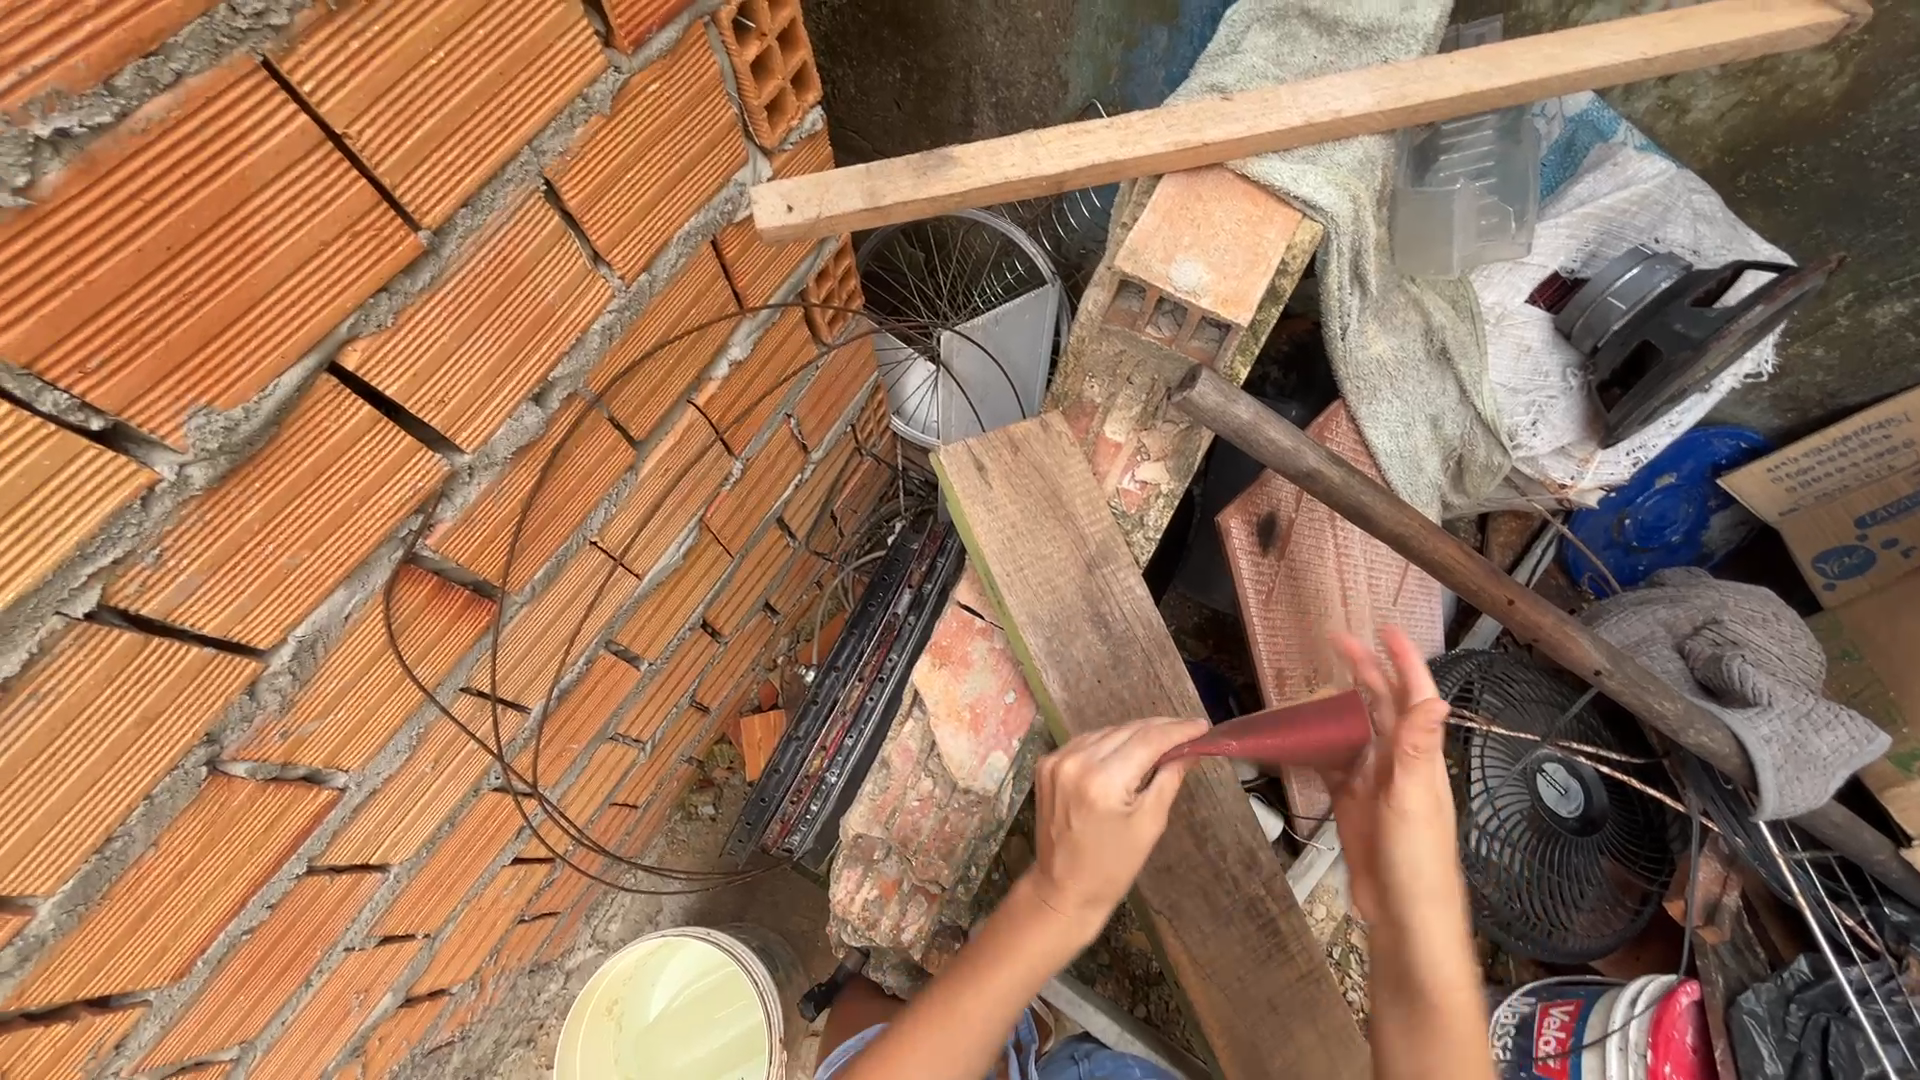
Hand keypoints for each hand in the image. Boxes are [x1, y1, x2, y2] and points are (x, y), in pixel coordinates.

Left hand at [1025, 717, 1210, 937]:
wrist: (1063, 887)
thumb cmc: (1113, 866)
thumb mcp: (1150, 824)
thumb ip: (1169, 779)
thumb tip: (1190, 750)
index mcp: (1103, 780)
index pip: (1147, 740)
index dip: (1177, 730)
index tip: (1201, 727)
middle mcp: (1076, 762)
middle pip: (1126, 731)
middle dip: (1159, 729)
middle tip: (1188, 731)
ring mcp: (1057, 760)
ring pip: (1106, 733)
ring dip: (1134, 734)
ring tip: (1163, 740)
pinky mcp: (1047, 764)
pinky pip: (1086, 742)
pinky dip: (1109, 743)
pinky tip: (1127, 750)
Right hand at [1323, 627, 1468, 936]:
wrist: (1402, 914)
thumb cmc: (1416, 861)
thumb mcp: (1414, 802)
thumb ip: (1417, 749)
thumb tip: (1433, 699)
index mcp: (1418, 758)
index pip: (1414, 698)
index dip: (1403, 662)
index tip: (1384, 629)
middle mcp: (1397, 762)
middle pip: (1380, 705)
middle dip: (1363, 669)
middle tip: (1336, 640)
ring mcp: (1373, 781)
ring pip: (1354, 729)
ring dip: (1337, 701)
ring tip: (1314, 677)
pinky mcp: (1351, 800)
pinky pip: (1332, 761)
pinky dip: (1317, 743)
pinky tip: (1300, 731)